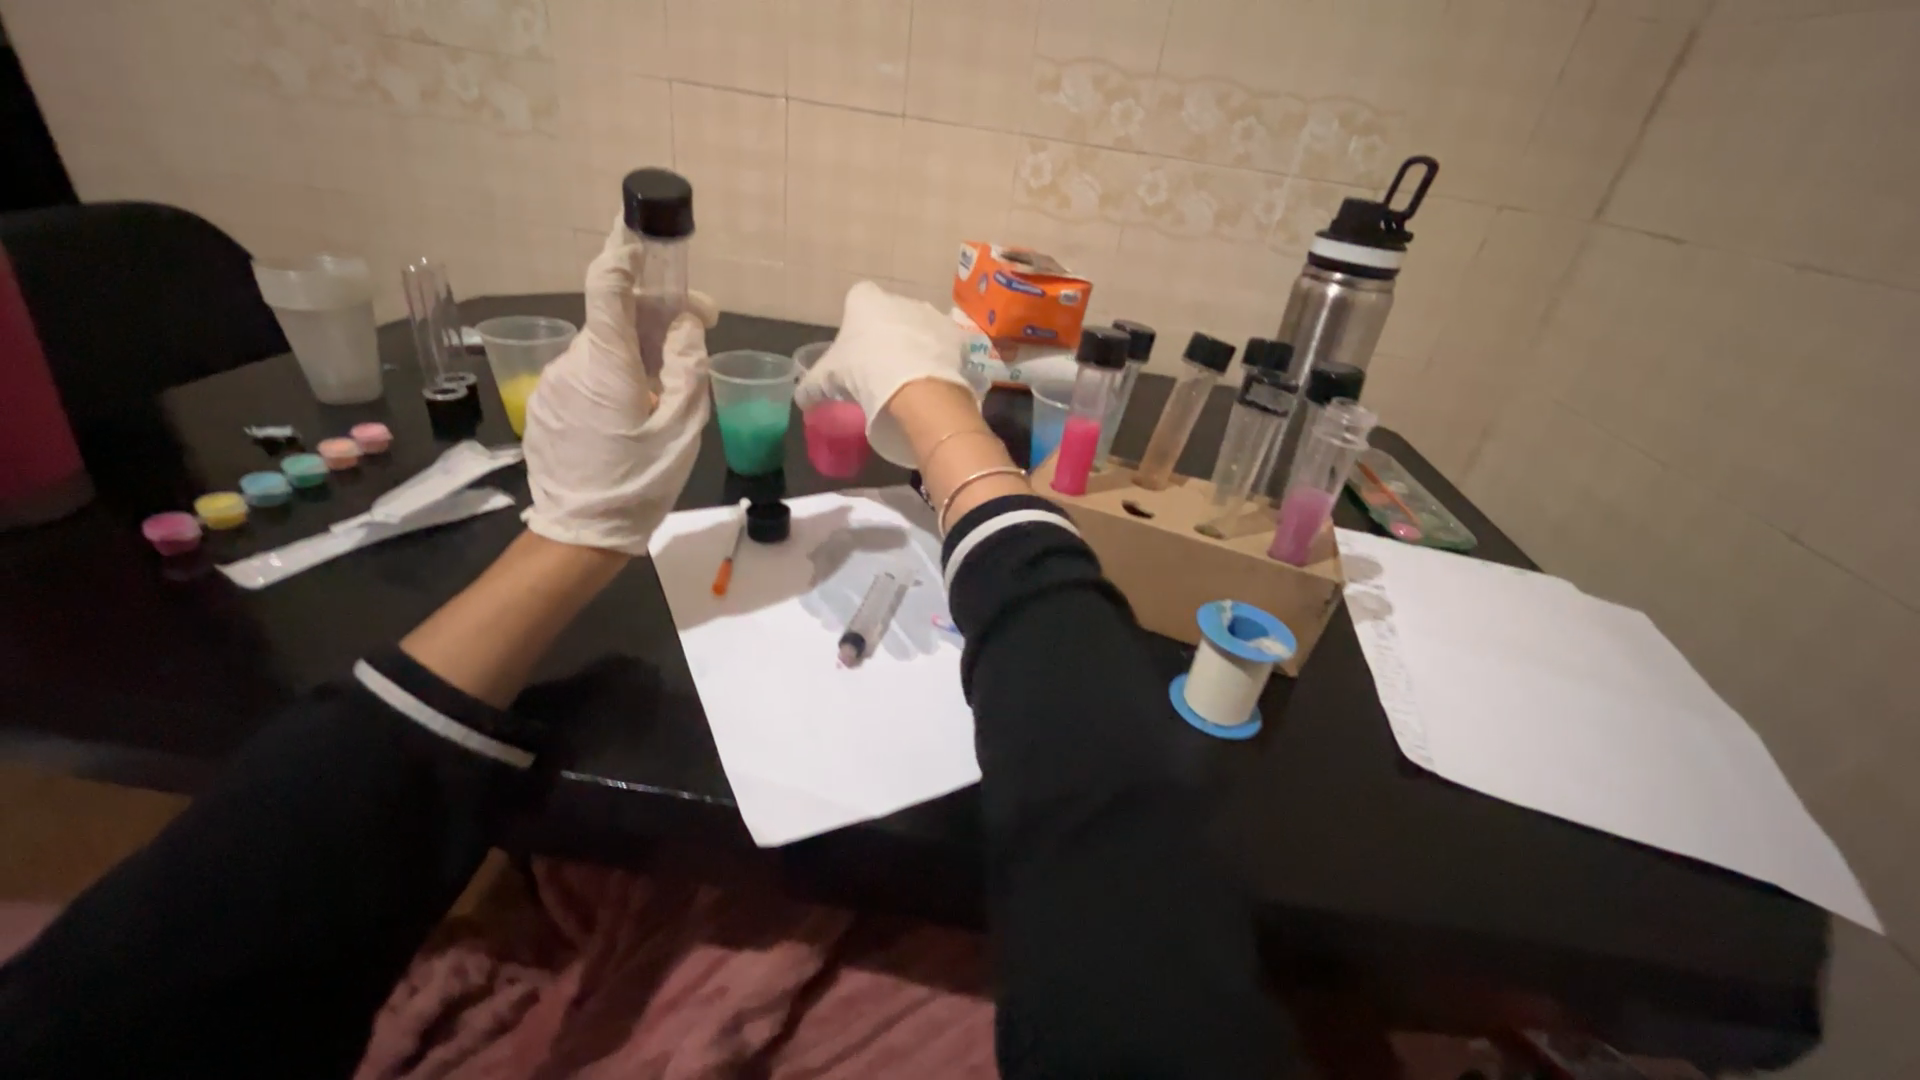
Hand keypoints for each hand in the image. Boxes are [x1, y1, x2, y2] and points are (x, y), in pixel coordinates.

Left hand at [521, 221, 717, 556]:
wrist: (581, 532)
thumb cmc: (639, 481)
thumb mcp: (682, 427)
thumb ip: (686, 365)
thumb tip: (683, 322)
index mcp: (606, 364)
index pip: (606, 286)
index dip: (622, 252)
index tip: (639, 232)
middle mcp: (572, 363)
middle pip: (613, 320)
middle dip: (654, 317)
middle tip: (697, 330)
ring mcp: (553, 384)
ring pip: (602, 350)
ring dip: (636, 353)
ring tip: (667, 391)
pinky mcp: (546, 404)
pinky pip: (587, 375)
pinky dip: (615, 377)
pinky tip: (634, 412)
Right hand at [794, 281, 969, 465]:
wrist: (914, 386)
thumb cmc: (862, 371)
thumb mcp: (827, 380)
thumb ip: (811, 386)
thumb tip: (800, 398)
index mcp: (865, 299)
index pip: (857, 300)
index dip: (856, 323)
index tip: (855, 347)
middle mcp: (900, 299)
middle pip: (891, 314)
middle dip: (888, 335)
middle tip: (881, 368)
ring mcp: (931, 315)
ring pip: (920, 329)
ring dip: (916, 346)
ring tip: (909, 378)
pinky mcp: (956, 336)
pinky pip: (945, 347)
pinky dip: (940, 360)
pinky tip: (933, 381)